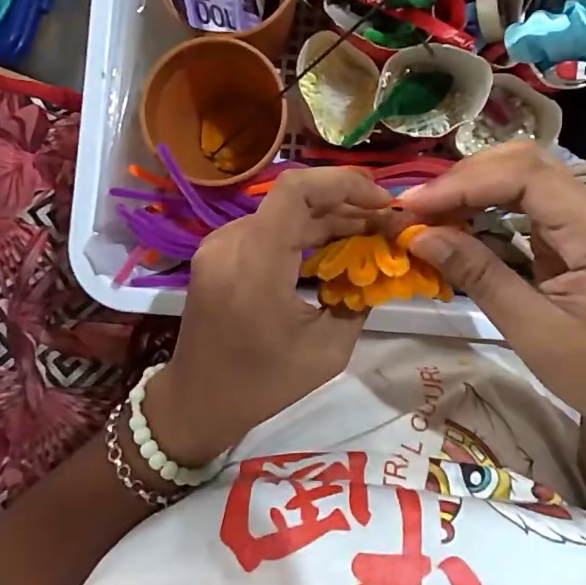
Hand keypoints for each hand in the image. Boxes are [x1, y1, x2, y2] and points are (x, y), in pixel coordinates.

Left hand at [144, 168, 392, 464]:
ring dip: (329, 218)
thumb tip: (380, 266)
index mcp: (255, 264)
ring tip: (369, 235)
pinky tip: (333, 248)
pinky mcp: (218, 252)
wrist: (197, 401)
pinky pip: (269, 227)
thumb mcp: (327, 350)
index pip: (297, 190)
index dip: (345, 184)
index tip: (384, 202)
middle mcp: (231, 242)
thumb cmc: (262, 384)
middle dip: (348, 205)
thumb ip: (358, 301)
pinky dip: (305, 231)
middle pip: (296, 198)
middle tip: (388, 224)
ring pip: (285, 211)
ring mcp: (219, 244)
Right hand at [398, 143, 585, 417]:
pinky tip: (464, 219)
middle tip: (417, 206)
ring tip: (432, 211)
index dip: (465, 182)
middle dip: (468, 178)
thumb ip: (478, 274)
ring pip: (531, 178)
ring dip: (478, 189)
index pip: (528, 176)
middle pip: (530, 165)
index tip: (415, 203)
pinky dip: (495, 207)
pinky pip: (537, 204)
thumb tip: (419, 235)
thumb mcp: (532, 330)